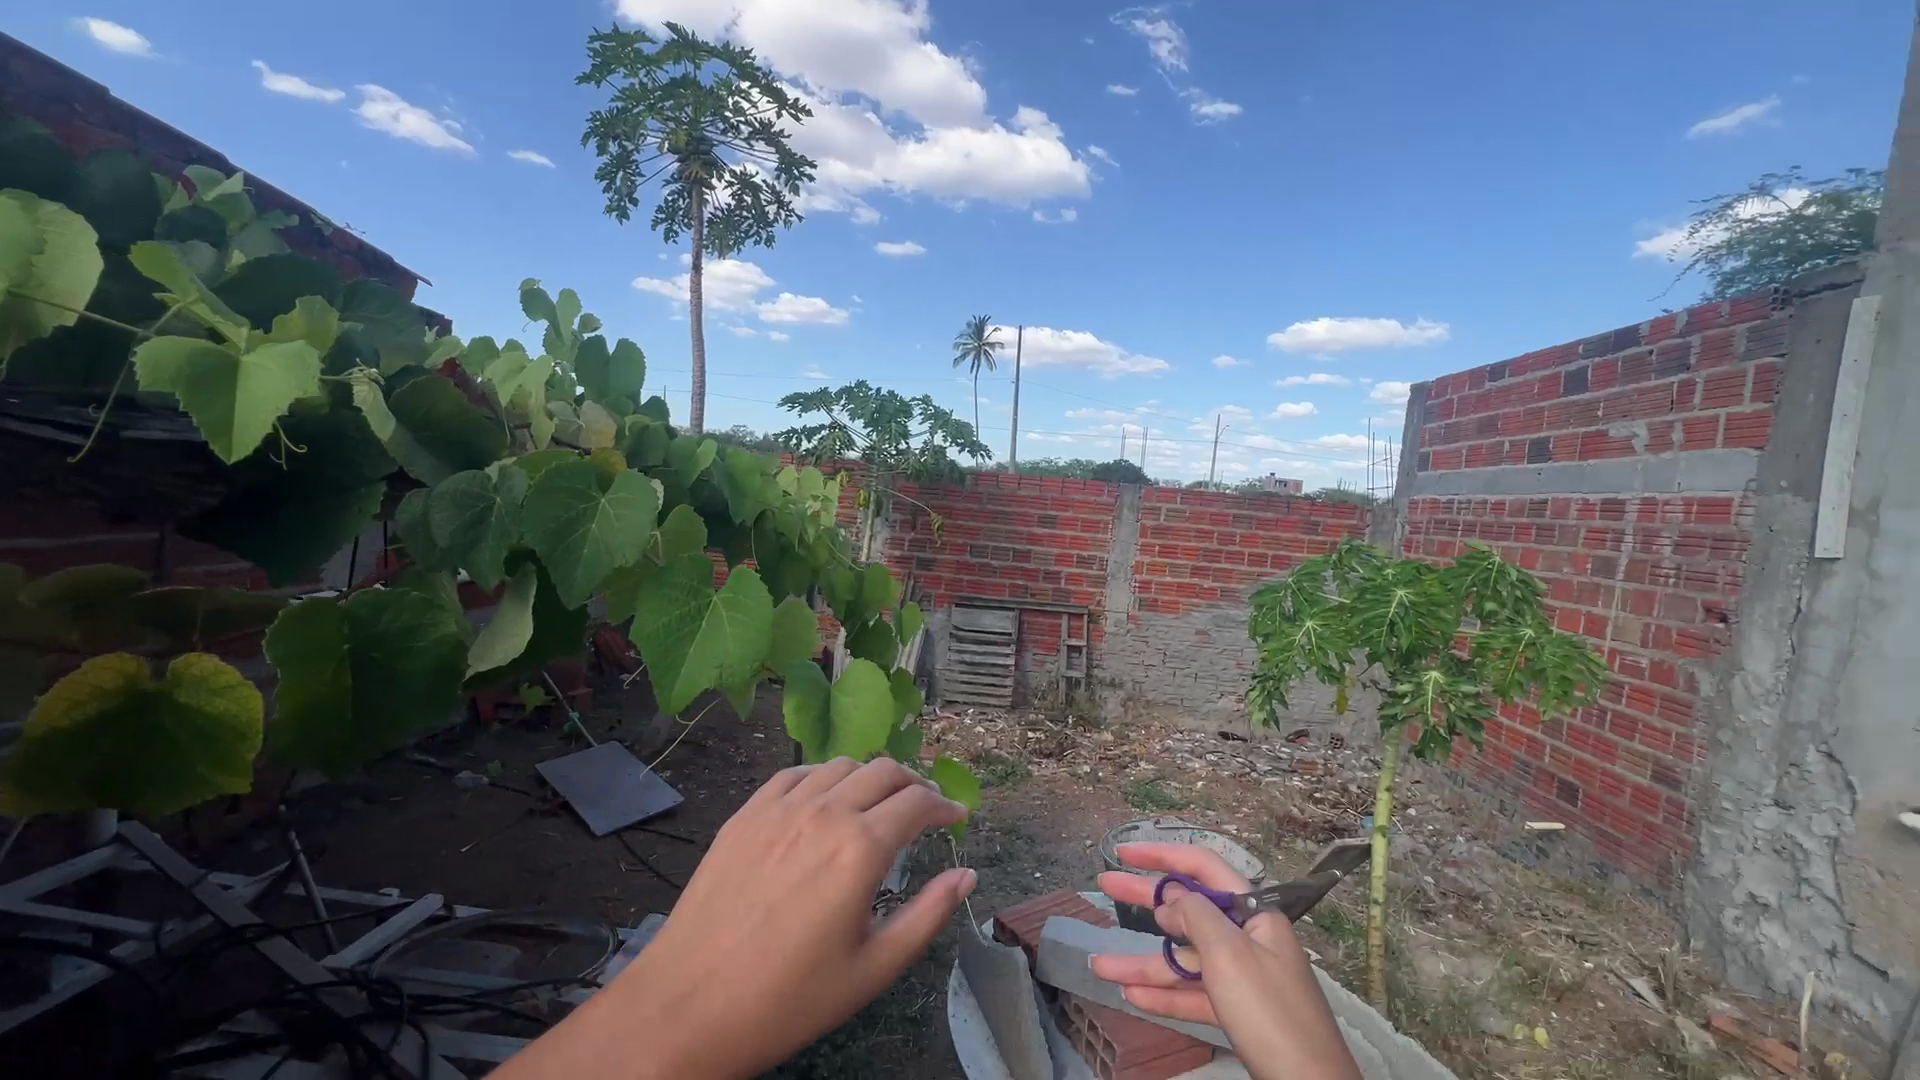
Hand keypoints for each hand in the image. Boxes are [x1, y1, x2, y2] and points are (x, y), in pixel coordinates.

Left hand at [493, 757, 976, 1079]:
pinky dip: (821, 779)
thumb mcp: (873, 969)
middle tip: (922, 810)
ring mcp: (779, 807)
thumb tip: (966, 874)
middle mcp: (824, 812)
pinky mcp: (745, 813)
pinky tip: (821, 803)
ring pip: (840, 765)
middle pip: (884, 770)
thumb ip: (928, 915)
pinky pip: (793, 774)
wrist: (688, 1004)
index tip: (955, 817)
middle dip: (913, 784)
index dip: (945, 806)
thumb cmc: (789, 998)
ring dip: (868, 777)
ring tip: (874, 805)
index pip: (918, 802)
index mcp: (861, 848)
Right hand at [1093, 843, 1361, 1079]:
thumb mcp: (1229, 953)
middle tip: (1104, 884)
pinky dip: (1163, 994)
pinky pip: (1193, 994)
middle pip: (1188, 909)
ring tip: (1100, 965)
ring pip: (1184, 958)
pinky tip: (1132, 994)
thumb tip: (1171, 902)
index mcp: (1253, 913)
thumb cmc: (1270, 1011)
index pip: (1203, 867)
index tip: (1124, 852)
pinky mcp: (1237, 1012)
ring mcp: (1242, 977)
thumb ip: (1195, 915)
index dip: (1162, 855)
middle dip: (1144, 900)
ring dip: (1143, 961)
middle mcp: (1247, 938)